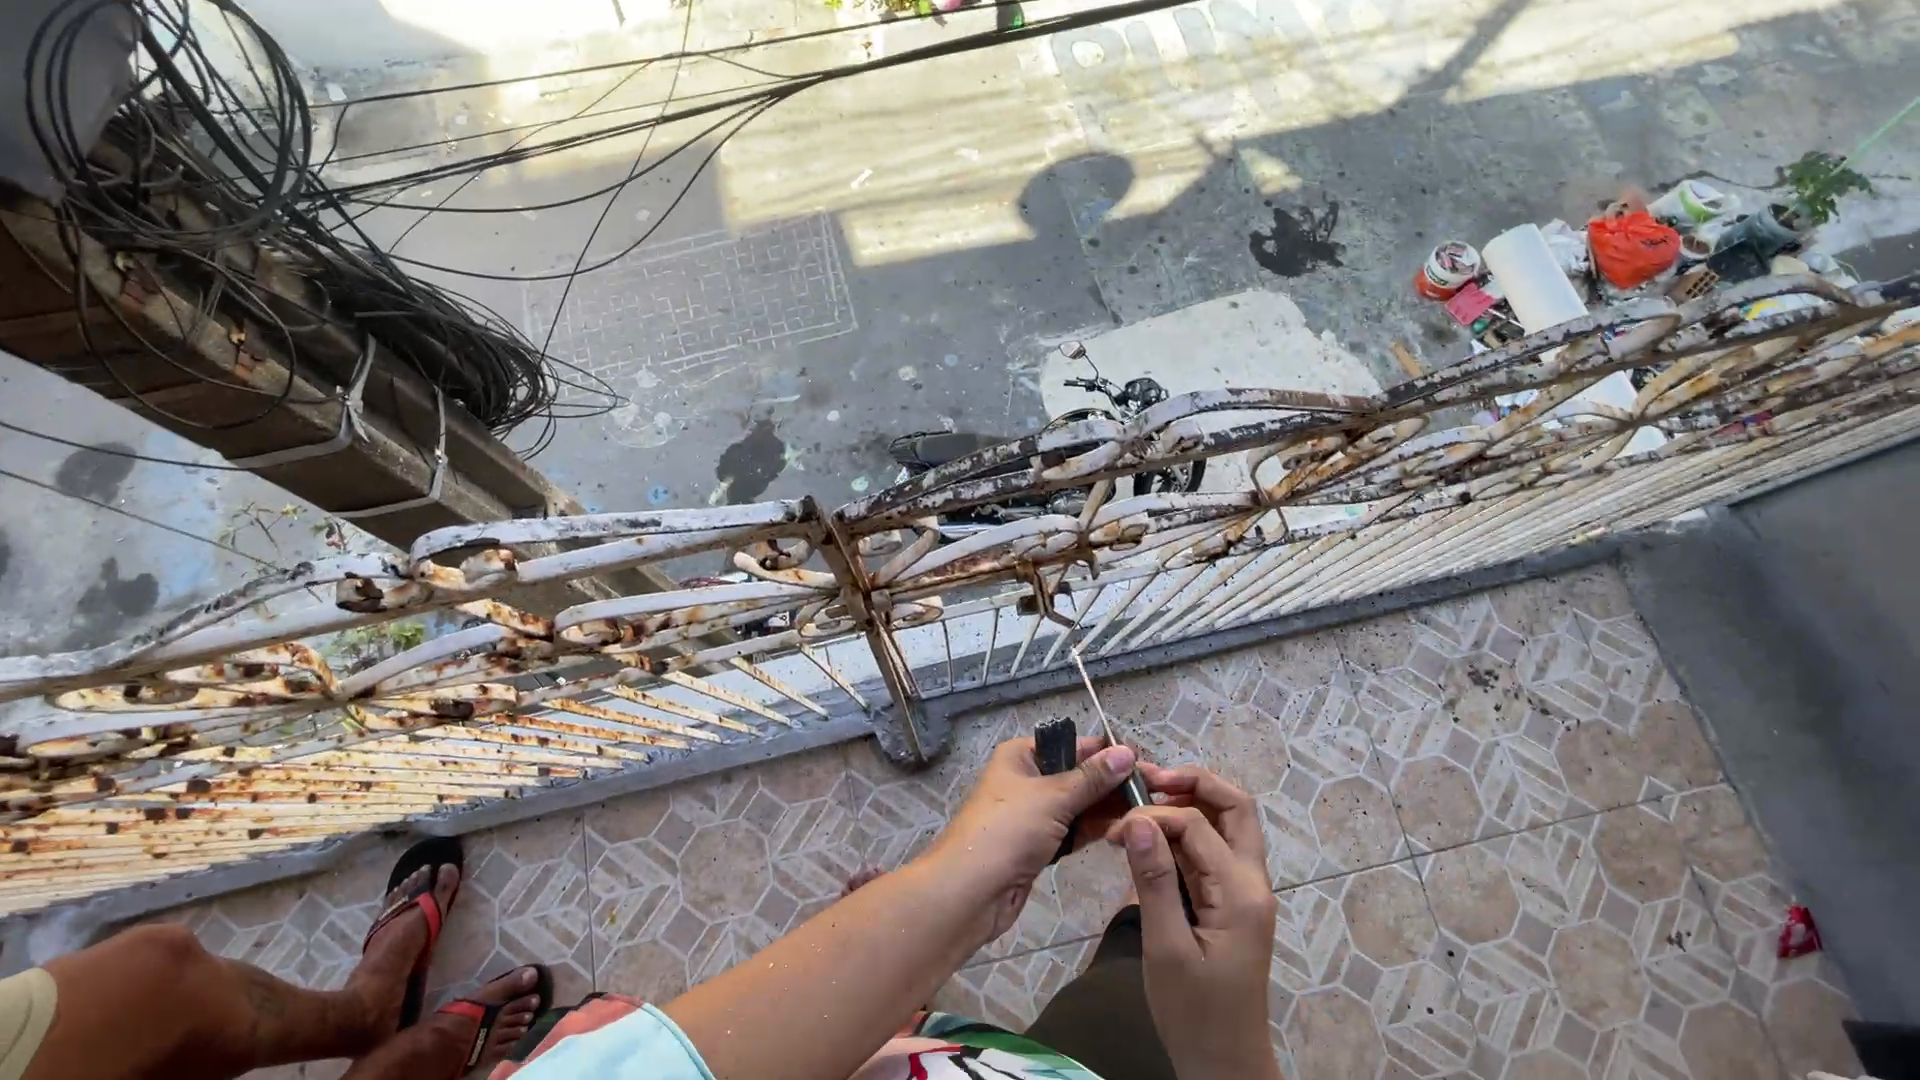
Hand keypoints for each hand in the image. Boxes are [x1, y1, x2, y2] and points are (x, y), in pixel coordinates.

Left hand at [925, 737, 1135, 942]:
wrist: (969, 892)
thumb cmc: (1007, 831)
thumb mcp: (1053, 797)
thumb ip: (1092, 777)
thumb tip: (1127, 753)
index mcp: (1021, 756)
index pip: (1073, 745)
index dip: (1107, 752)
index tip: (1145, 763)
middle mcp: (1026, 779)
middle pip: (1077, 775)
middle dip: (1112, 783)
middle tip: (1155, 792)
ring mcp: (1032, 815)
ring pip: (1077, 805)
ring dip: (1106, 809)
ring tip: (1148, 812)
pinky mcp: (1037, 846)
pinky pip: (1072, 830)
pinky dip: (1093, 830)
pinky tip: (1124, 831)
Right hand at [1112, 767, 1280, 1079]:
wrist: (1225, 1064)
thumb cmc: (1194, 1013)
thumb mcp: (1165, 948)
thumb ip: (1154, 880)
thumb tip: (1138, 821)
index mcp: (1241, 892)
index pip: (1197, 824)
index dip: (1154, 815)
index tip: (1115, 832)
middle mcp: (1252, 881)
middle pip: (1234, 806)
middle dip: (1191, 783)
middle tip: (1145, 780)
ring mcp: (1245, 890)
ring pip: (1227, 823)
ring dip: (1188, 803)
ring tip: (1142, 801)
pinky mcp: (1232, 901)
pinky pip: (1213, 850)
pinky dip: (1184, 832)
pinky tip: (1152, 838)